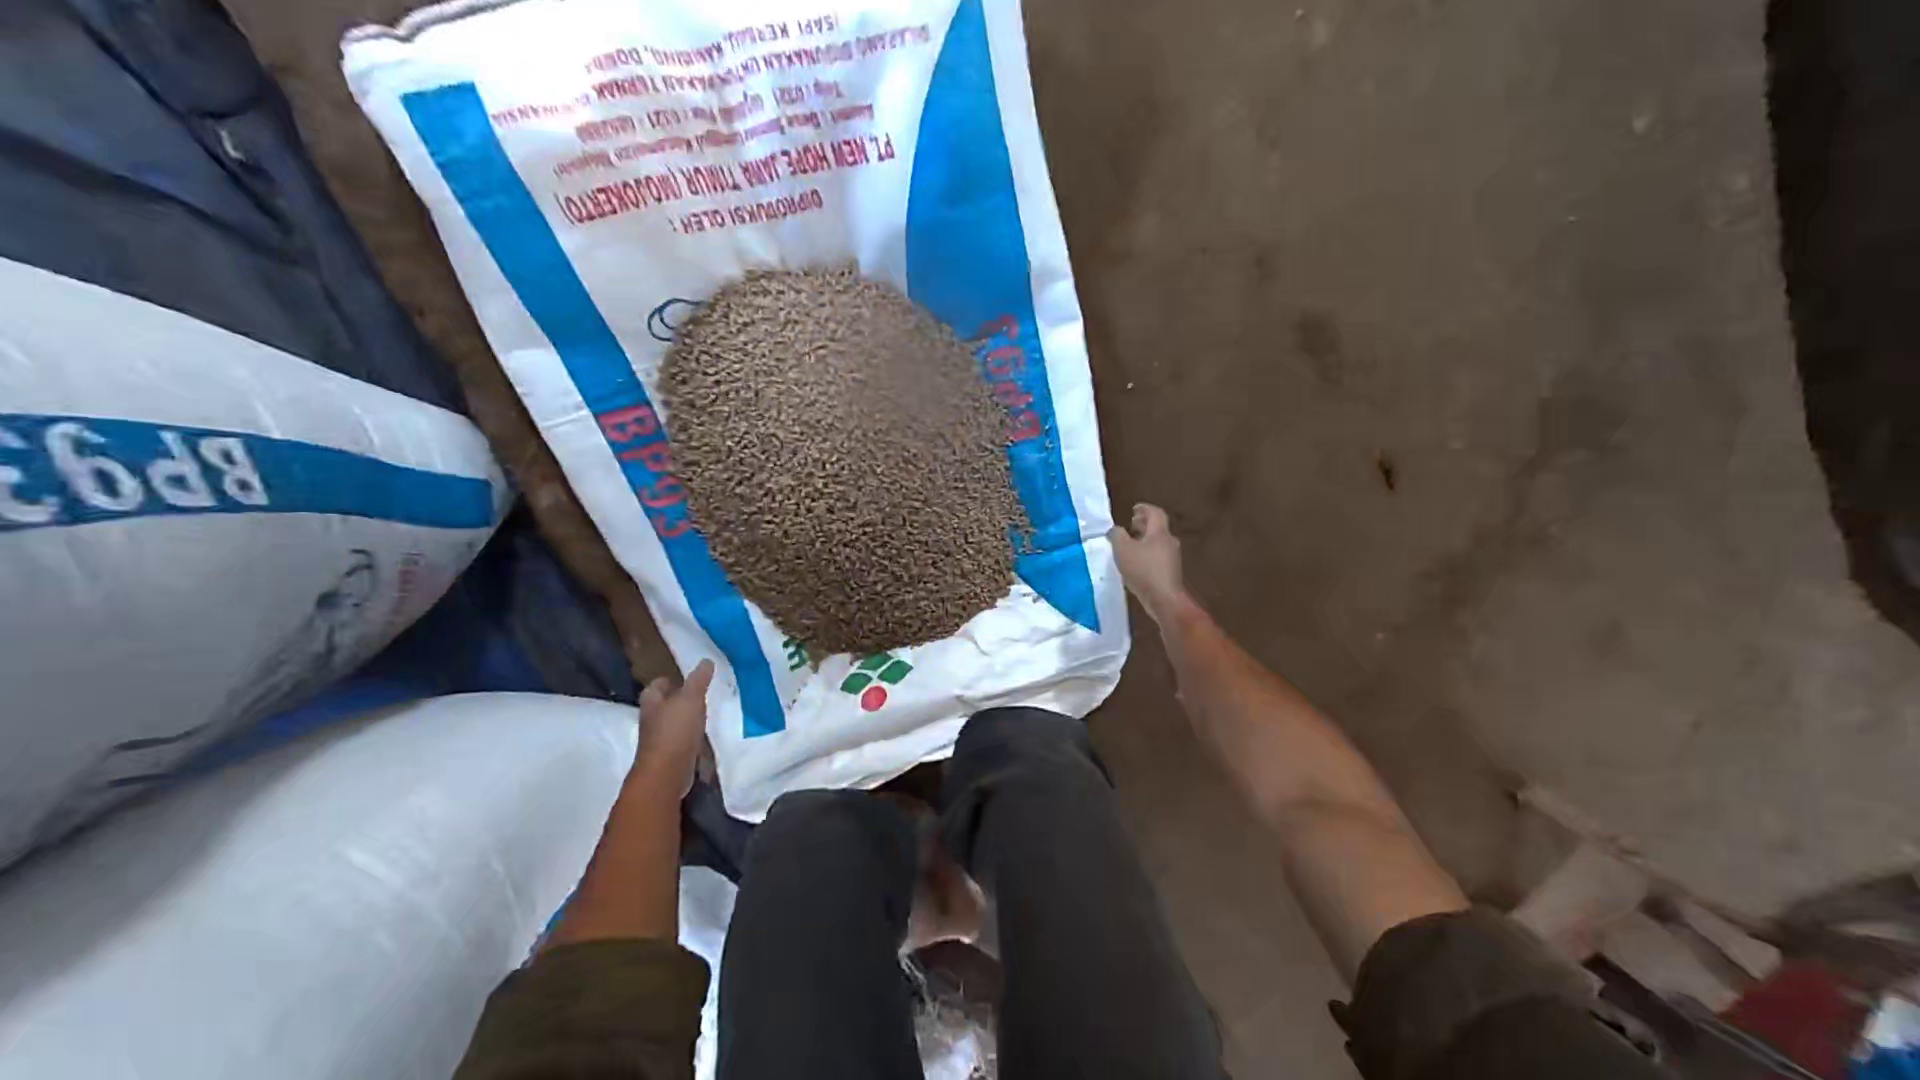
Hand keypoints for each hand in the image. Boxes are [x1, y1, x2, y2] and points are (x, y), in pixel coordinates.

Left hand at [632, 658, 714, 797]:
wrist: (666, 774)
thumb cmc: (675, 731)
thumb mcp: (690, 699)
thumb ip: (698, 680)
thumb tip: (706, 661)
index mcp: (652, 701)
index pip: (657, 684)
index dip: (670, 679)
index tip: (688, 678)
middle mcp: (652, 718)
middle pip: (664, 703)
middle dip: (680, 698)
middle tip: (702, 693)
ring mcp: (659, 738)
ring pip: (673, 721)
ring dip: (686, 717)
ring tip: (706, 712)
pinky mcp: (669, 755)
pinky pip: (681, 739)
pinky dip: (691, 735)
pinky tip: (704, 735)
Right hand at [1109, 502, 1188, 623]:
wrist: (1164, 599)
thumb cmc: (1143, 570)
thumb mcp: (1123, 550)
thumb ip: (1117, 535)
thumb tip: (1115, 530)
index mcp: (1159, 533)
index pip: (1155, 513)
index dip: (1144, 508)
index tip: (1133, 509)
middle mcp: (1169, 542)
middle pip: (1157, 527)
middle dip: (1143, 524)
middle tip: (1130, 525)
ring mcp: (1171, 558)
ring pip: (1157, 542)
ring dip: (1144, 540)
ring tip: (1129, 544)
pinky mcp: (1170, 572)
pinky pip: (1157, 556)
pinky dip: (1146, 553)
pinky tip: (1135, 562)